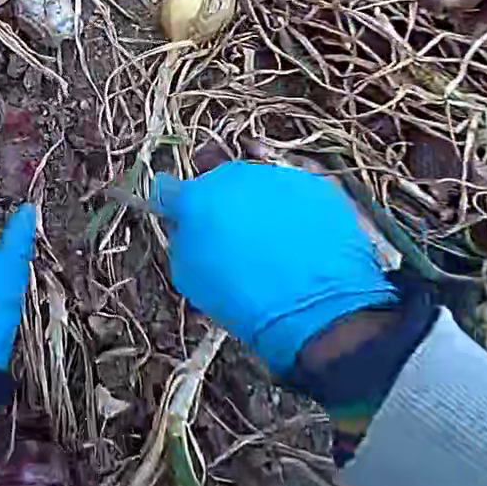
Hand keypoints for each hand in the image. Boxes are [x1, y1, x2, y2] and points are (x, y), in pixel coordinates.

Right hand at [152, 162, 394, 374]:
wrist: (318, 309)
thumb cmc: (246, 300)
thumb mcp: (191, 279)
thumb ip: (181, 241)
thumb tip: (183, 226)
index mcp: (198, 198)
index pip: (167, 189)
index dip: (169, 203)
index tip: (176, 213)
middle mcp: (235, 176)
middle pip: (216, 182)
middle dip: (219, 203)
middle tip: (230, 235)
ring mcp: (277, 177)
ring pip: (256, 185)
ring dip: (256, 204)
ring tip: (271, 240)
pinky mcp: (315, 185)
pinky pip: (292, 192)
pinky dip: (291, 209)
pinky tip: (298, 239)